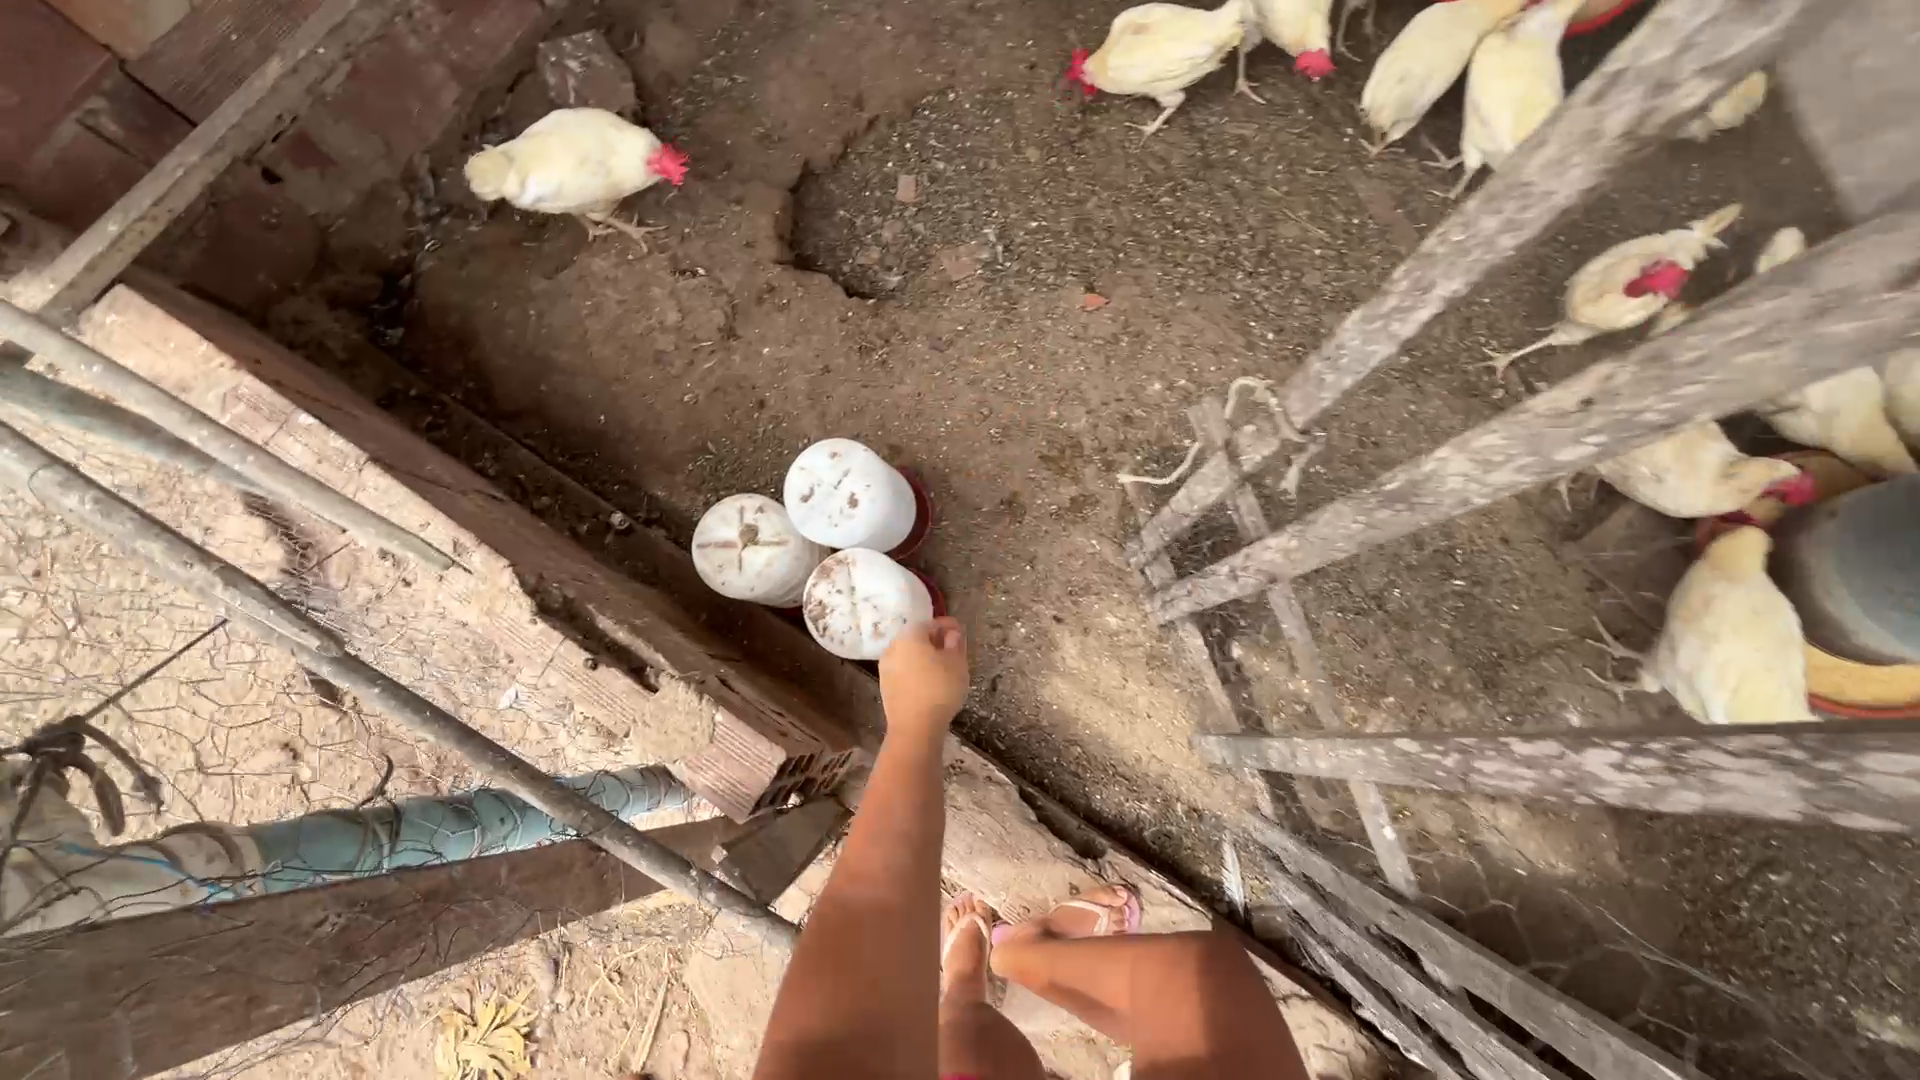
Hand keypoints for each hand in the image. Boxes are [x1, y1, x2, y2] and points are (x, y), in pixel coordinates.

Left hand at [878, 617, 968, 734]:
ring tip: (944, 667)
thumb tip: (951, 635)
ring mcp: (886, 668)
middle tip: (954, 649)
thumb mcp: (957, 662)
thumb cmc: (940, 688)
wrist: (914, 727)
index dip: (948, 626)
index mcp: (909, 635)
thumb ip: (955, 644)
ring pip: (909, 655)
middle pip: (917, 638)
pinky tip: (930, 682)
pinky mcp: (886, 687)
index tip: (961, 631)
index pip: (931, 623)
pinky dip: (917, 671)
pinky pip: (905, 671)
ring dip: (925, 657)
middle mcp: (893, 647)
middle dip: (935, 641)